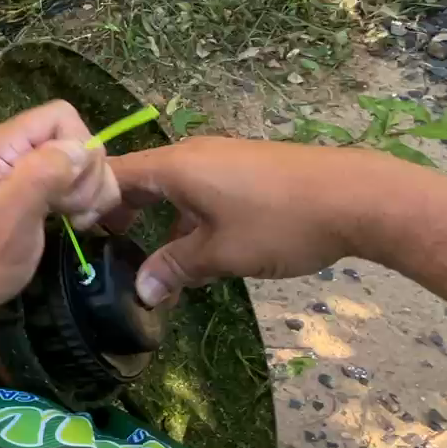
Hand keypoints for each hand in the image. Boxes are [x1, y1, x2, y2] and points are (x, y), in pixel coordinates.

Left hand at [0, 102, 121, 321]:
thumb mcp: (7, 220)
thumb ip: (42, 176)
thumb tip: (80, 148)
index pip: (60, 117)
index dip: (81, 151)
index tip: (73, 193)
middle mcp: (5, 150)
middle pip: (69, 138)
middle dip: (86, 174)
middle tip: (73, 213)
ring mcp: (11, 171)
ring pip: (70, 161)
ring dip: (85, 190)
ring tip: (73, 220)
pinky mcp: (17, 191)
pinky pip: (60, 180)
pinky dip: (74, 199)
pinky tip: (70, 222)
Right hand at [105, 137, 417, 306]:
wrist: (365, 198)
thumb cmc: (281, 222)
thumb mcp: (223, 253)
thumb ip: (177, 268)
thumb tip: (143, 293)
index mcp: (172, 166)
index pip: (111, 175)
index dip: (90, 201)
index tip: (81, 232)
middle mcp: (189, 153)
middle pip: (138, 177)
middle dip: (121, 211)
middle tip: (112, 246)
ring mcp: (219, 157)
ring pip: (170, 184)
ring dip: (158, 216)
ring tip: (156, 255)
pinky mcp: (245, 167)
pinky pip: (197, 185)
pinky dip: (186, 211)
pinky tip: (201, 245)